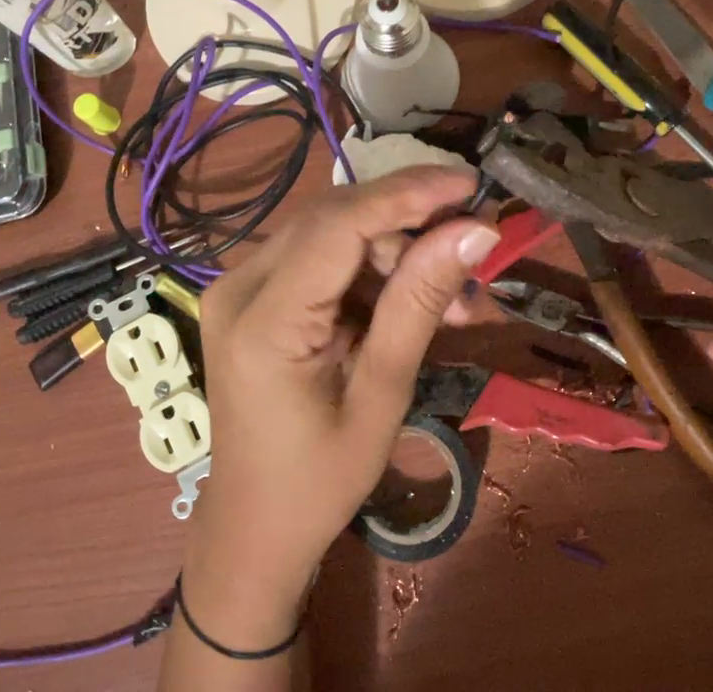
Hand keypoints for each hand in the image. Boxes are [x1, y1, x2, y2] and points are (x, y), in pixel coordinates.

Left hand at [181, 167, 498, 644]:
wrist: (255, 527)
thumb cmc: (319, 481)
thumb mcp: (380, 395)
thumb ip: (419, 305)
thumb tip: (474, 230)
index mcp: (263, 320)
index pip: (337, 225)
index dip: (406, 194)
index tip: (469, 185)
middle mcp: (239, 288)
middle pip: (332, 221)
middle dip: (408, 227)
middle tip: (474, 254)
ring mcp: (238, 290)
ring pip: (330, 237)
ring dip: (395, 254)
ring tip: (457, 303)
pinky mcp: (250, 299)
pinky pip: (318, 264)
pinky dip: (370, 276)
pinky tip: (415, 305)